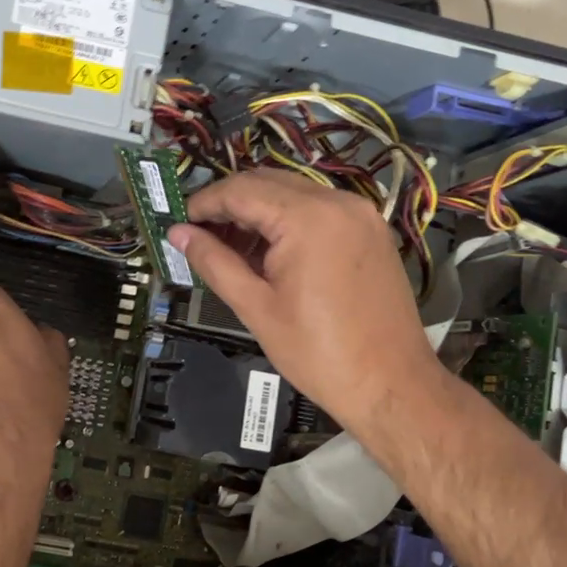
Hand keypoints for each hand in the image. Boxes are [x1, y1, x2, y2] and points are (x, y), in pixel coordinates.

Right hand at [167, 169, 440, 435]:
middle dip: (227, 204)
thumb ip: (213, 262)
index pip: (240, 190)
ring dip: (256, 211)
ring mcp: (359, 214)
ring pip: (292, 193)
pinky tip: (266, 252)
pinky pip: (317, 210)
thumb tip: (177, 234)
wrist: (391, 384)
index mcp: (307, 218)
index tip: (176, 222)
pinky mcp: (370, 231)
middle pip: (266, 183)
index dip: (202, 202)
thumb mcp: (254, 307)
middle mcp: (337, 202)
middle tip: (196, 235)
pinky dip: (286, 220)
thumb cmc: (317, 351)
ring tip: (227, 247)